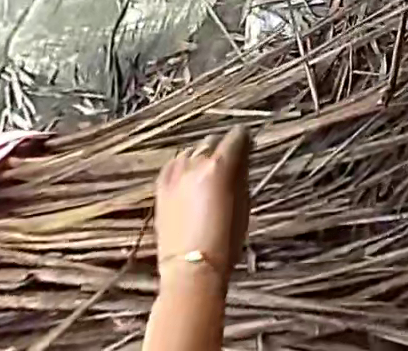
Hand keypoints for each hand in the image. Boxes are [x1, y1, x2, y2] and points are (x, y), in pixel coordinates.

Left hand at [155, 127, 250, 282]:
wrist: (191, 271)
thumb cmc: (226, 240)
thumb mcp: (243, 202)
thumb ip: (241, 173)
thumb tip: (242, 156)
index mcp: (221, 165)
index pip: (237, 135)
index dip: (244, 140)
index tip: (247, 147)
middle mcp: (197, 163)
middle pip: (213, 140)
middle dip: (222, 148)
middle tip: (228, 164)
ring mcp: (176, 176)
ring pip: (192, 151)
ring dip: (202, 157)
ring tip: (206, 173)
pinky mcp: (161, 189)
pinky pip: (173, 165)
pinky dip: (182, 166)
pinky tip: (187, 176)